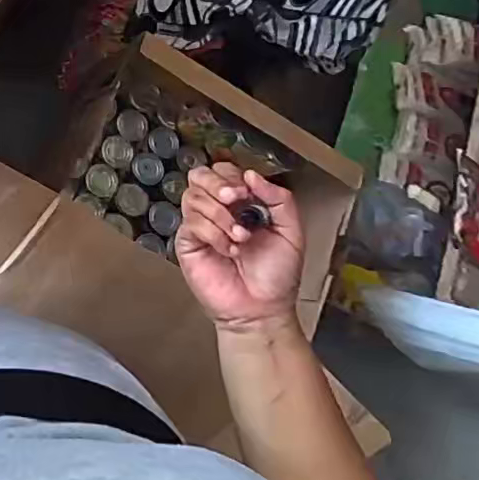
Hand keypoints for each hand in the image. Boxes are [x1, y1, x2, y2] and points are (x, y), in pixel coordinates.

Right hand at [174, 163, 305, 333]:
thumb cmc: (276, 274)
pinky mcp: (187, 242)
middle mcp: (216, 209)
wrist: (262, 308)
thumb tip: (252, 175)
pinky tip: (228, 250)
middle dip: (217, 184)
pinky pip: (191, 224)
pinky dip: (214, 234)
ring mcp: (198, 224)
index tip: (246, 191)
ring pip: (193, 197)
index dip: (231, 175)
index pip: (223, 171)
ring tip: (240, 238)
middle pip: (199, 175)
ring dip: (221, 215)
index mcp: (240, 202)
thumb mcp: (291, 232)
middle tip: (234, 200)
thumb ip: (279, 199)